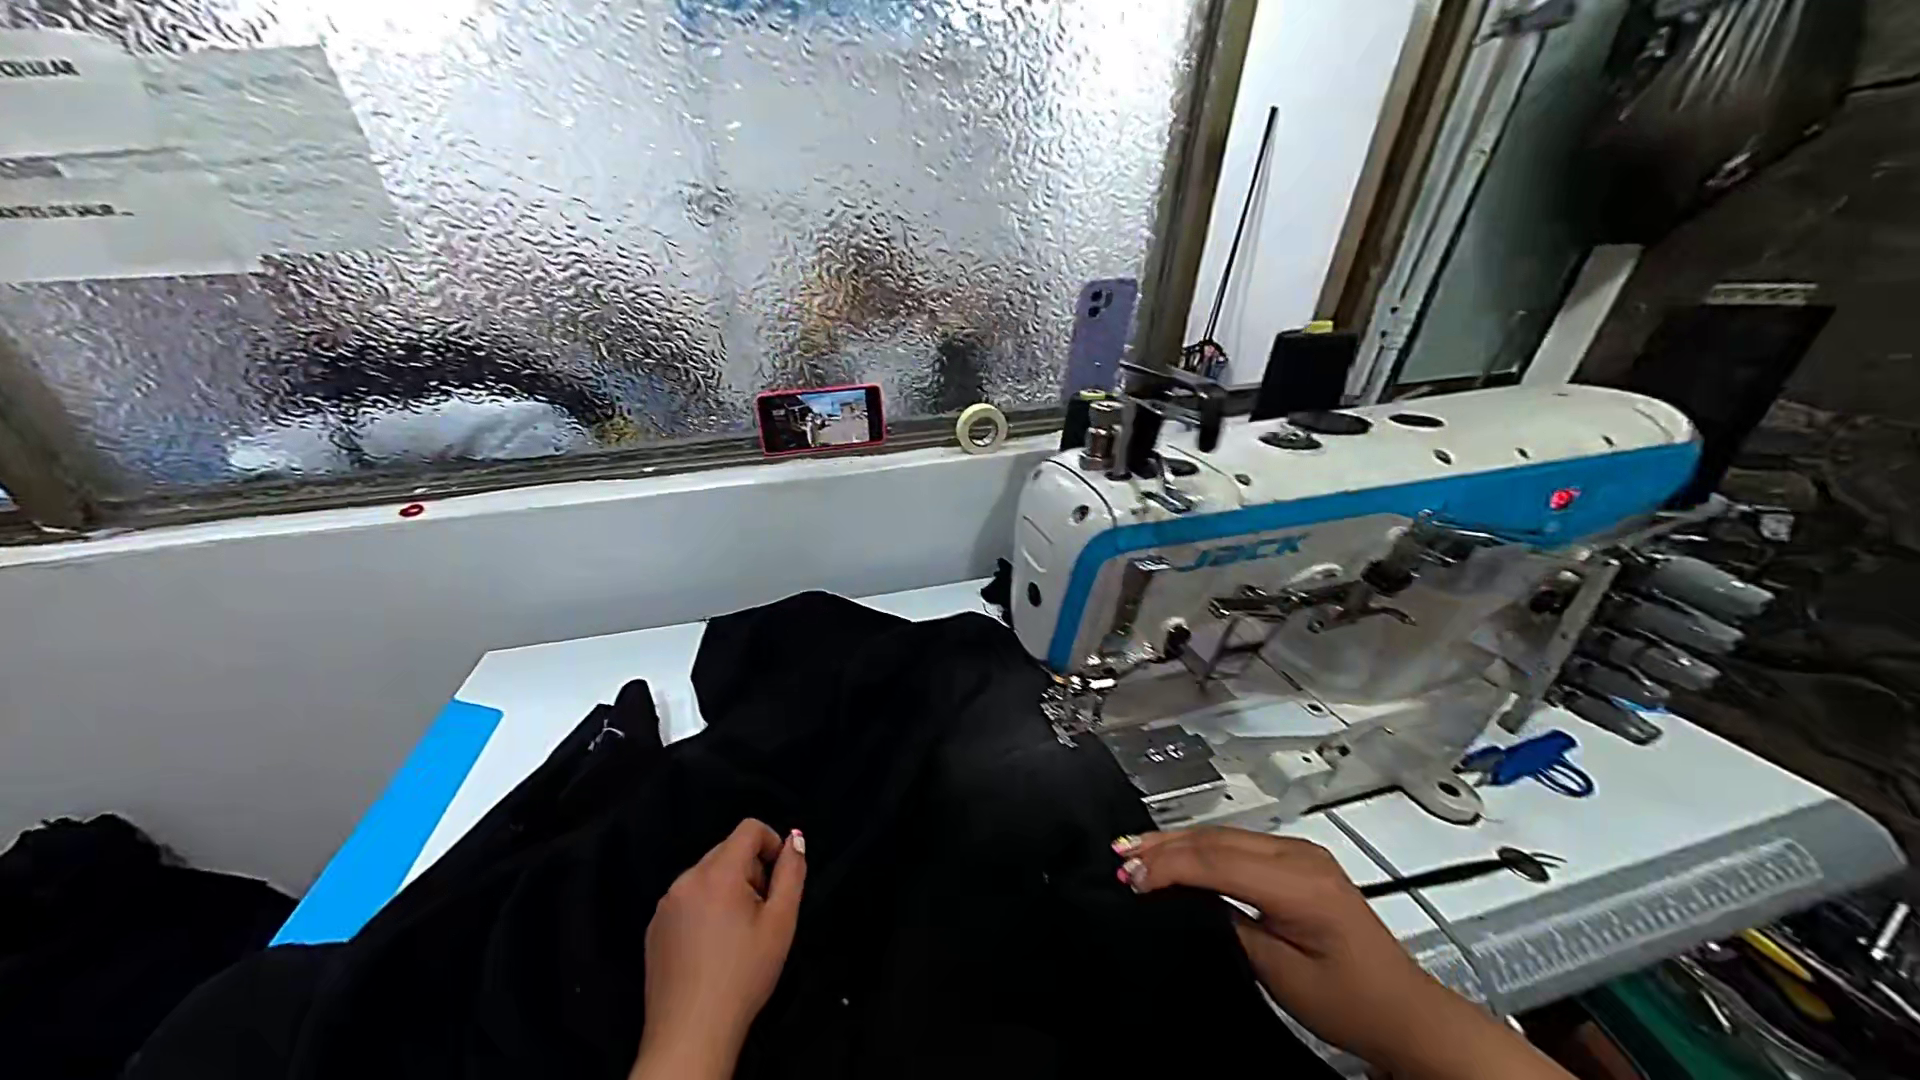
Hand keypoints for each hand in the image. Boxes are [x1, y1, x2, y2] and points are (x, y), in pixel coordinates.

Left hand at [630, 819, 805, 1079]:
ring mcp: (665, 905)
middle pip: (727, 850)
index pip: (749, 828)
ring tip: (737, 934)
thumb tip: (795, 838)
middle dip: (751, 870)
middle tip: (761, 912)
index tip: (778, 878)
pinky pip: (687, 899)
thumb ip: (792, 872)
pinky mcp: (654, 928)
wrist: (690, 1035)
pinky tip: (711, 949)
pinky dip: (705, 908)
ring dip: (728, 889)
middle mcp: (686, 879)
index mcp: (718, 873)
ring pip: (707, 875)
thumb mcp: (781, 922)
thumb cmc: (744, 975)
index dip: (772, 843)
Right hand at [1114, 827, 1569, 1079]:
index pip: (1217, 860)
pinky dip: (1199, 847)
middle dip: (1163, 846)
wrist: (1405, 1011)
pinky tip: (1173, 851)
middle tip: (1118, 855)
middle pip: (1215, 838)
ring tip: (1133, 849)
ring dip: (1175, 842)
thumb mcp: (1280, 972)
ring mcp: (1297, 850)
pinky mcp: (1293, 856)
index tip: (1128, 877)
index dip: (1168, 865)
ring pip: (1221, 834)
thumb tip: (1186, 897)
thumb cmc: (1348, 1002)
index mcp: (1300, 883)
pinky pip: (1235, 842)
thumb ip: (1231, 923)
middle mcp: (1297, 853)